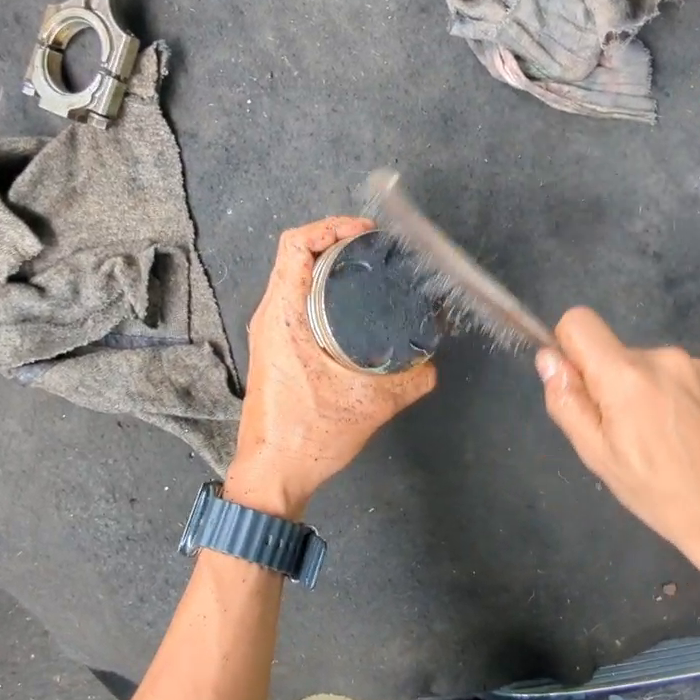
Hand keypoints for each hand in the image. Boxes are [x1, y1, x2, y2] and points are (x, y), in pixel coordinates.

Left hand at [228, 217, 435, 517]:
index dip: (330, 226)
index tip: (365, 232)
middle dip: (335, 242)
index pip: (295, 245)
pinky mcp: (274, 348)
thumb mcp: (370, 405)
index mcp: (283, 316)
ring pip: (292, 278)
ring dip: (326, 266)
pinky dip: (320, 291)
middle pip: (295, 255)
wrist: (272, 473)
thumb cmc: (307, 437)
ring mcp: (268, 332)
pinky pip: (293, 301)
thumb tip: (431, 363)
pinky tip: (350, 307)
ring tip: (366, 269)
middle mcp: (269, 317)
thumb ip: (410, 381)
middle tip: (373, 249)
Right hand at [536, 307, 699, 617]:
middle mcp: (663, 357)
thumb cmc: (662, 495)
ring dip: (646, 395)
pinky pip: (681, 379)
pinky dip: (677, 401)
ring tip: (664, 444)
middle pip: (616, 354)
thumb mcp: (599, 457)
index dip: (569, 349)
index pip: (578, 321)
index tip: (581, 388)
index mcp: (626, 374)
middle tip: (627, 438)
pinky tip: (691, 439)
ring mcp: (699, 367)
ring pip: (650, 369)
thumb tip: (549, 359)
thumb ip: (567, 402)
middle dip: (611, 386)